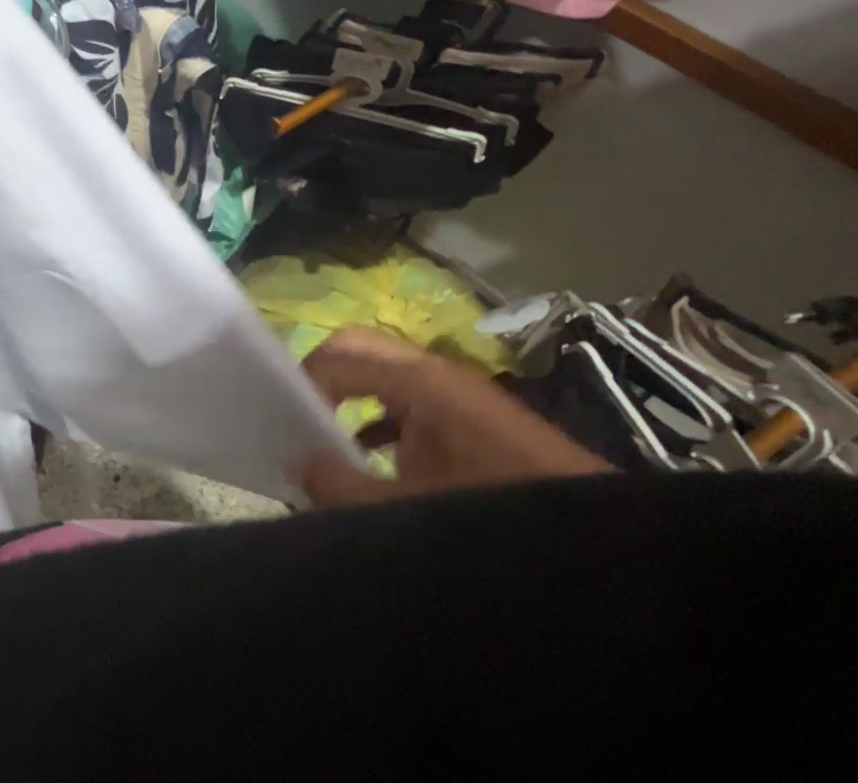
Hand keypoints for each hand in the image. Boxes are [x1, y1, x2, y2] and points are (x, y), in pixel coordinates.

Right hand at [294, 327, 612, 506]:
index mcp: (419, 380)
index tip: (284, 429)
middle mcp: (436, 372)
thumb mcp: (405, 508)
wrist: (605, 540)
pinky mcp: (473, 416)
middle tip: (299, 425)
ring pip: (381, 375)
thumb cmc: (495, 511)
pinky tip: (374, 464)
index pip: (335, 356)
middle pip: (357, 350)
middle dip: (320, 381)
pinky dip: (378, 421)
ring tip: (328, 448)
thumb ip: (338, 486)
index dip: (301, 386)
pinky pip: (408, 401)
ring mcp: (458, 392)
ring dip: (348, 402)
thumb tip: (298, 464)